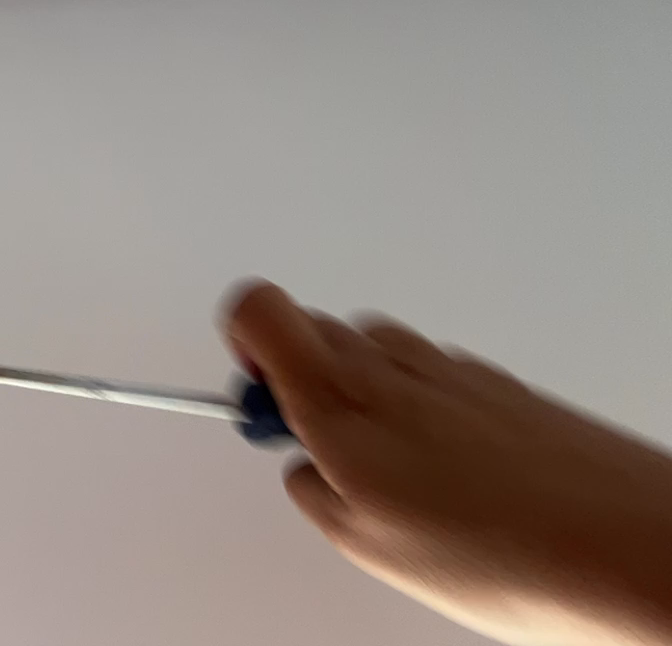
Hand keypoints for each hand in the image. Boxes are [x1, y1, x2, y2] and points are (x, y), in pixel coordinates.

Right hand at [225, 280, 671, 645]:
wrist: (663, 563)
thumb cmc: (512, 553)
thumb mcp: (364, 541)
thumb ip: (307, 486)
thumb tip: (309, 467)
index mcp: (334, 388)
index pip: (254, 307)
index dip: (240, 336)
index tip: (258, 386)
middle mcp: (387, 360)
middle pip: (310, 328)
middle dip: (301, 375)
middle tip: (325, 441)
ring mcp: (451, 369)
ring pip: (374, 350)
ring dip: (367, 390)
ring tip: (401, 467)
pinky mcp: (508, 388)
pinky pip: (437, 377)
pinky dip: (428, 408)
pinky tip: (463, 474)